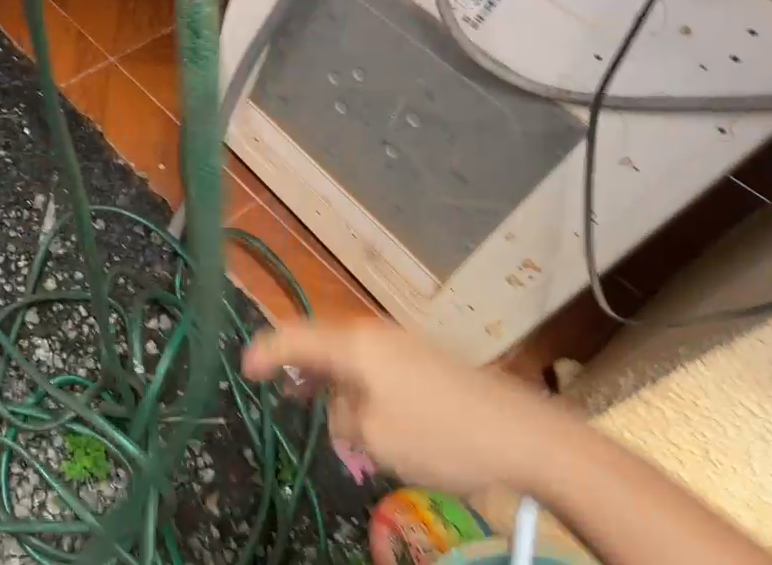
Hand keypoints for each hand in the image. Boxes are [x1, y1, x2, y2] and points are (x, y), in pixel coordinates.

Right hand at [242, 321, 577, 494]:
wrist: (526, 436)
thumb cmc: (440, 435)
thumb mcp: (374, 437)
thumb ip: (341, 419)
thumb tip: (341, 412)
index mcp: (353, 344)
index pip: (293, 337)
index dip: (264, 351)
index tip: (244, 369)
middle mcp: (373, 333)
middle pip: (319, 341)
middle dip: (296, 366)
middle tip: (277, 390)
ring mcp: (402, 344)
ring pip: (347, 354)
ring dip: (327, 378)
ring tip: (318, 406)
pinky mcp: (425, 361)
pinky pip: (372, 364)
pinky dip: (354, 381)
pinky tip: (362, 410)